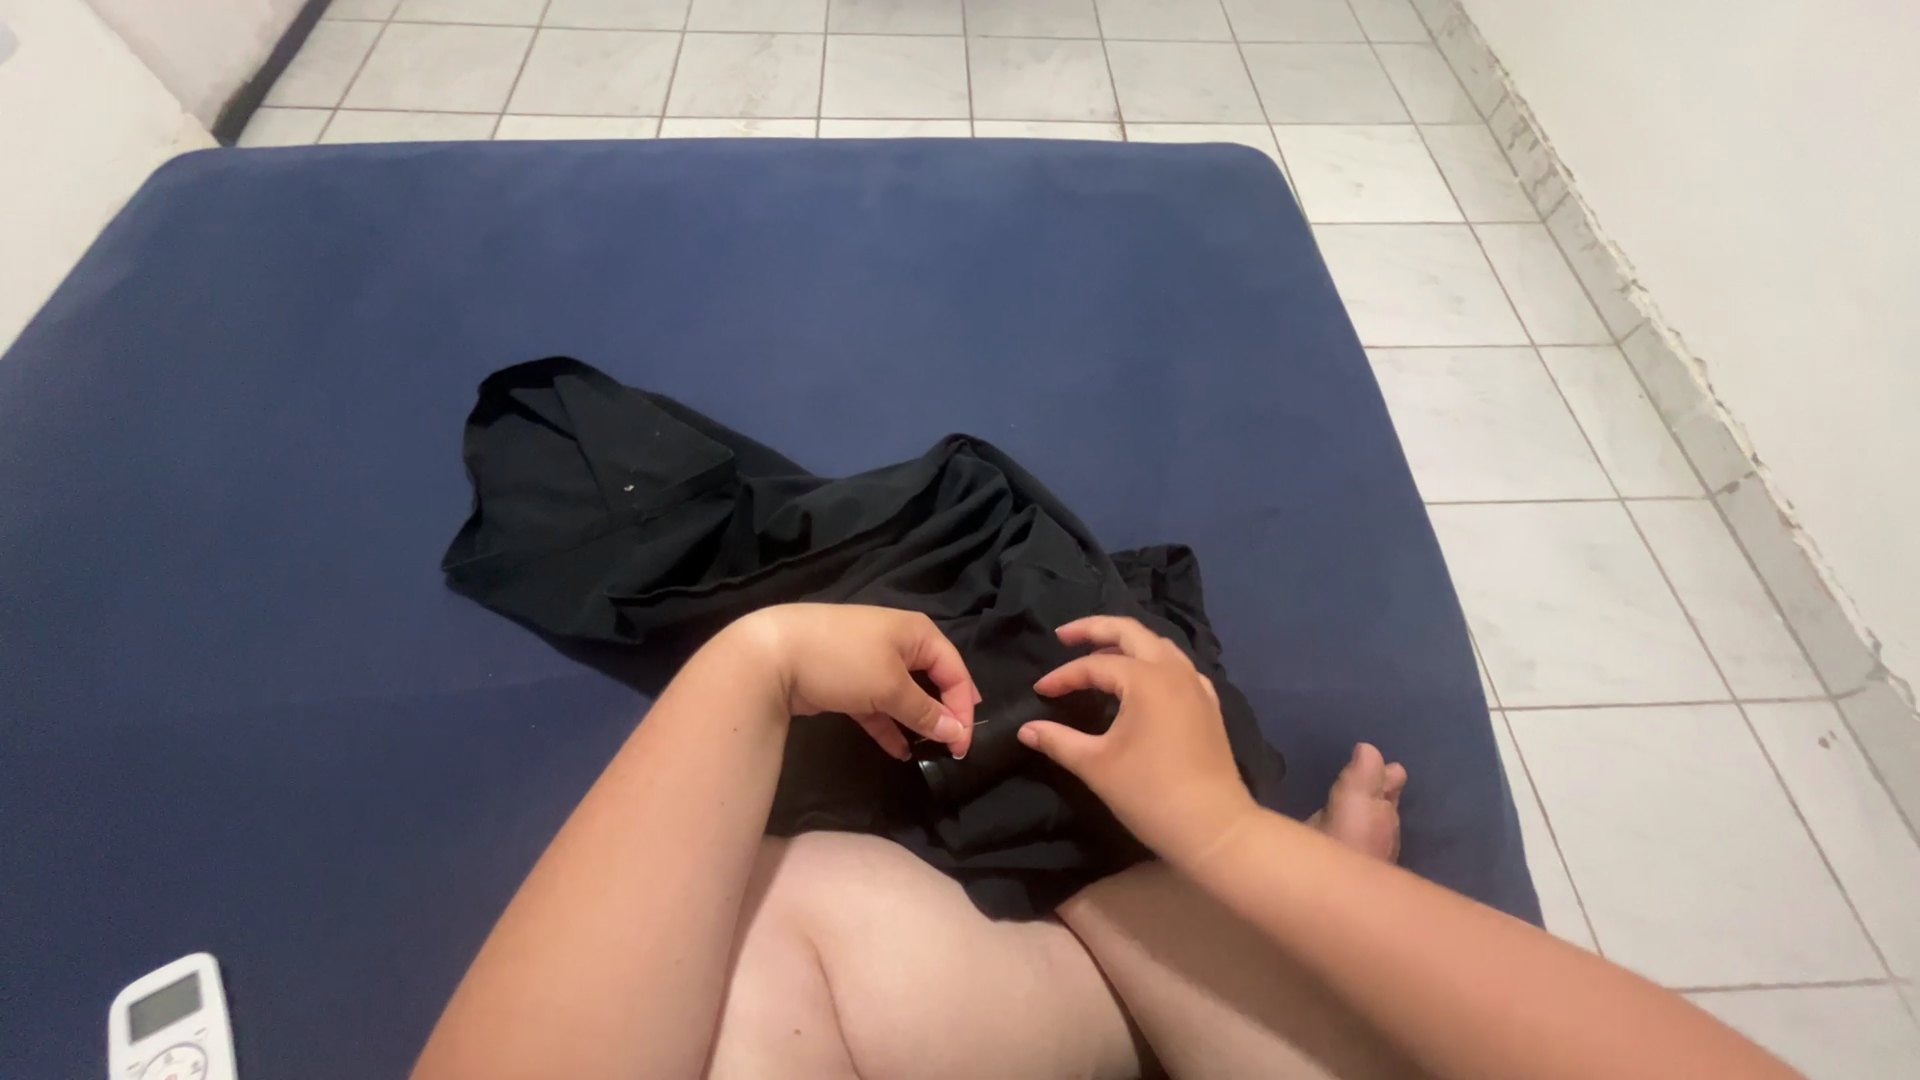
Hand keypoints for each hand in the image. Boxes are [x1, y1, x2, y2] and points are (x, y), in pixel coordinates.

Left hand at [727, 604, 979, 760]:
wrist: (774, 653)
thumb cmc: (845, 661)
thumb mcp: (891, 687)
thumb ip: (926, 712)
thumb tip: (956, 733)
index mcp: (917, 633)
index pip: (955, 670)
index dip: (963, 707)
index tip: (964, 744)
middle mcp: (898, 643)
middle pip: (932, 681)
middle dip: (942, 714)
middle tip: (952, 749)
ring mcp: (871, 661)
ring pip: (904, 696)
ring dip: (916, 724)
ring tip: (929, 755)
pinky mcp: (848, 681)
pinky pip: (878, 706)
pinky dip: (889, 727)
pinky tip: (900, 752)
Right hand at [1018, 616, 1258, 864]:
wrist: (1214, 829)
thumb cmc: (1150, 794)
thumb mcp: (1095, 766)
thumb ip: (1058, 740)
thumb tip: (1025, 729)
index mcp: (1146, 679)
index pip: (1094, 666)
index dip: (1063, 676)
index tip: (1040, 691)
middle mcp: (1173, 671)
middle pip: (1131, 632)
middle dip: (1095, 629)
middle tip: (1065, 636)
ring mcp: (1196, 686)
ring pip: (1158, 645)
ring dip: (1126, 643)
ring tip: (1098, 653)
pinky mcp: (1208, 705)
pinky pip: (1178, 666)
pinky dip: (1153, 661)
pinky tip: (1142, 680)